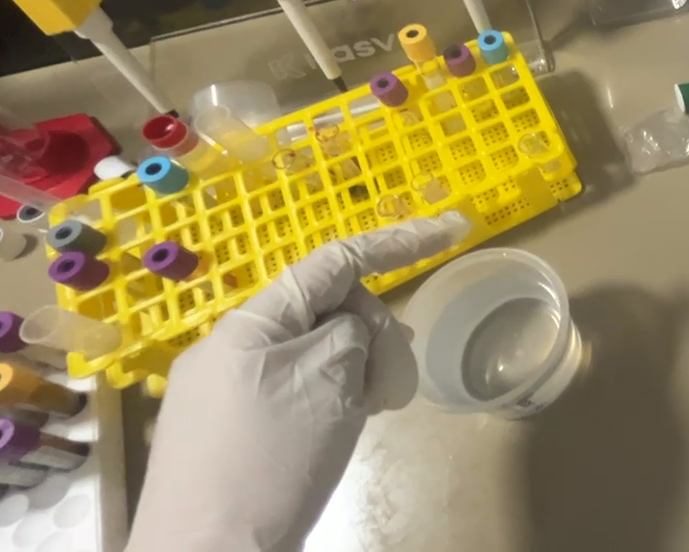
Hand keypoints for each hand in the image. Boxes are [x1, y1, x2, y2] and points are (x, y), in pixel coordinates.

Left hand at [126, 212, 470, 551]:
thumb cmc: (273, 459)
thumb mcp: (332, 373)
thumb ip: (355, 327)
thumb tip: (352, 331)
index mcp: (250, 325)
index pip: (337, 260)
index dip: (400, 240)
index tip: (456, 229)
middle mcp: (235, 348)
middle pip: (335, 307)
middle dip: (379, 334)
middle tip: (396, 384)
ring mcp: (232, 391)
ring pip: (325, 348)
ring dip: (364, 367)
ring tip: (375, 409)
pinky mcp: (238, 429)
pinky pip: (306, 383)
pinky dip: (342, 390)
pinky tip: (352, 418)